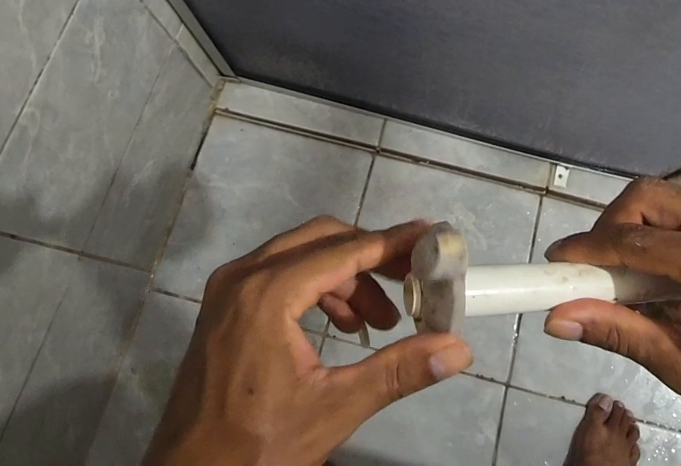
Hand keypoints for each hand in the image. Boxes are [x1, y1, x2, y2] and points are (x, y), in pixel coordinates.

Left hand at [144, 217, 473, 465]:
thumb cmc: (258, 448)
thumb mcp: (334, 409)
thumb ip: (398, 371)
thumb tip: (456, 349)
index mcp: (268, 292)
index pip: (344, 250)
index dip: (391, 243)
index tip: (429, 236)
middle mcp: (244, 274)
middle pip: (323, 239)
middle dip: (371, 257)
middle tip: (411, 280)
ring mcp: (229, 287)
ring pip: (302, 254)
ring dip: (346, 276)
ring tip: (379, 321)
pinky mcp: (224, 304)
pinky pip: (280, 272)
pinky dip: (317, 287)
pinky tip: (342, 325)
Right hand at [544, 179, 680, 465]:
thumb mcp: (679, 369)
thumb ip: (616, 331)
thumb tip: (557, 318)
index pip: (633, 241)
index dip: (588, 248)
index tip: (558, 262)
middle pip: (649, 197)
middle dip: (610, 224)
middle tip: (593, 264)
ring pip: (668, 198)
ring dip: (634, 223)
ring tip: (621, 269)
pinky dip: (661, 227)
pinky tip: (656, 267)